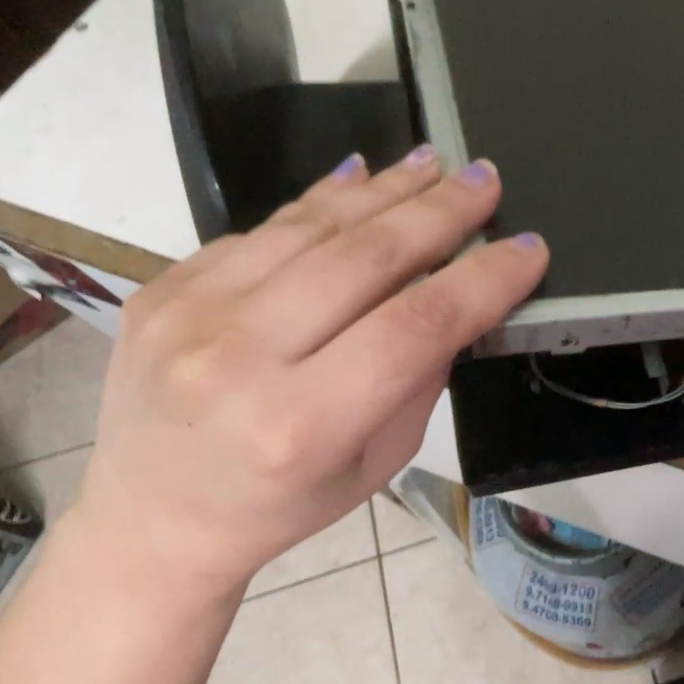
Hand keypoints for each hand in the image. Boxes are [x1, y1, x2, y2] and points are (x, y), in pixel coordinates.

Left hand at [66, 147, 546, 597]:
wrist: (155, 518)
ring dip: (384, 191)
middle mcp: (237, 359)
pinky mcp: (164, 288)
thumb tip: (456, 296)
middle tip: (485, 179)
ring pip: (310, 228)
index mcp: (301, 424)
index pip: (415, 327)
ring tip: (432, 165)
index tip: (527, 248)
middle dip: (439, 212)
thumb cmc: (282, 506)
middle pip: (363, 260)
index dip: (481, 280)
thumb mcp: (375, 464)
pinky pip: (260, 230)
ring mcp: (188, 314)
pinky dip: (320, 201)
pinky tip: (361, 180)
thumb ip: (418, 378)